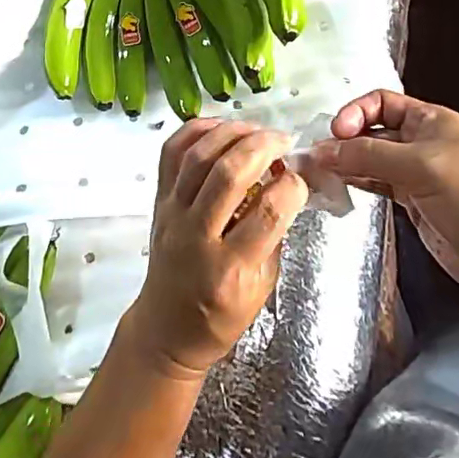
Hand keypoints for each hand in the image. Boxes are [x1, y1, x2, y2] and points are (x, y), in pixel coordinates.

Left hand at [126, 120, 308, 376]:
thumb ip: (275, 233)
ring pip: (198, 156)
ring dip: (233, 132)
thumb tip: (288, 181)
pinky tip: (223, 127)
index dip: (292, 186)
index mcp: (229, 270)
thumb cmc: (221, 316)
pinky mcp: (158, 200)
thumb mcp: (263, 285)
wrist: (166, 329)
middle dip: (262, 147)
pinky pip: (172, 152)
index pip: (267, 213)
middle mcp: (196, 237)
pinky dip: (197, 130)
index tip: (300, 178)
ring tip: (258, 130)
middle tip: (283, 140)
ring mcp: (172, 214)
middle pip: (227, 174)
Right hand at [314, 91, 458, 311]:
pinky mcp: (416, 206)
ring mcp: (418, 176)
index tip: (334, 133)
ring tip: (318, 176)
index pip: (381, 102)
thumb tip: (323, 149)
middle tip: (315, 159)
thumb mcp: (425, 168)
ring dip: (346, 165)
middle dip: (343, 141)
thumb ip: (371, 156)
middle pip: (372, 131)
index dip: (355, 113)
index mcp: (431, 120)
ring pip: (371, 161)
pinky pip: (378, 187)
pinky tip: (340, 190)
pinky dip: (357, 187)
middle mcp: (423, 143)